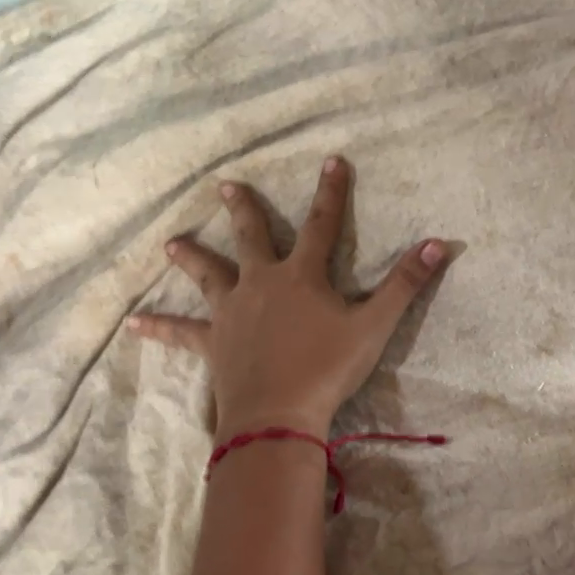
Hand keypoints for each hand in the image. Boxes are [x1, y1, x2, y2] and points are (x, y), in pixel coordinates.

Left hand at [129, 157, 449, 443]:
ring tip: (170, 243)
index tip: (332, 161)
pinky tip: (134, 324)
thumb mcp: (375, 324)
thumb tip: (440, 243)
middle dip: (242, 210)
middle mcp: (261, 284)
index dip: (330, 193)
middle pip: (251, 238)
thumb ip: (406, 283)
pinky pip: (181, 333)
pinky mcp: (212, 343)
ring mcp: (231, 313)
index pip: (321, 225)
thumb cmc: (328, 367)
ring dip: (192, 258)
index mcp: (301, 276)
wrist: (277, 414)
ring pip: (209, 277)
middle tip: (224, 185)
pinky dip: (160, 328)